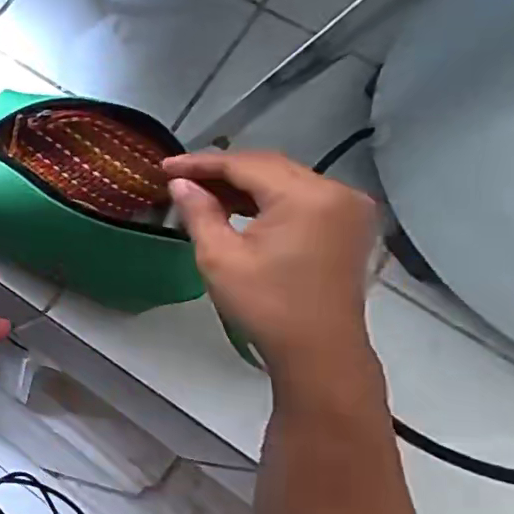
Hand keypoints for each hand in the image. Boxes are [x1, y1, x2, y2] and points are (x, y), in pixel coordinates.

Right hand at [160, 151, 378, 369]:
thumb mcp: (220, 257)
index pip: (245, 165)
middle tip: (180, 178)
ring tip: (202, 192)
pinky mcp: (348, 223)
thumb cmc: (265, 305)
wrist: (318, 349)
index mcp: (305, 197)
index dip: (201, 163)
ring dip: (243, 183)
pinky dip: (267, 198)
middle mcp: (335, 191)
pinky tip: (237, 206)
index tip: (165, 167)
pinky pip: (301, 196)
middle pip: (268, 166)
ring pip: (285, 179)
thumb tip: (180, 183)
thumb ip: (199, 213)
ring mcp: (347, 207)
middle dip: (222, 170)